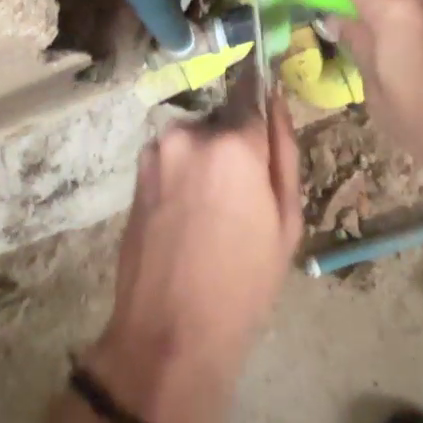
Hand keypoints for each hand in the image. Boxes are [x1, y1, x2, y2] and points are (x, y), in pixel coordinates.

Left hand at [80, 85, 302, 422]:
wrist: (168, 333)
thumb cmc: (243, 283)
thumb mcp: (286, 220)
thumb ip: (284, 151)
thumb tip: (278, 100)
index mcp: (232, 142)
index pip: (253, 89)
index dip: (264, 96)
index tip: (271, 107)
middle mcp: (188, 132)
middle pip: (224, 119)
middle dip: (237, 143)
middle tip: (247, 195)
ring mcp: (155, 151)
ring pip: (197, 139)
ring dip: (209, 160)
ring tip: (216, 214)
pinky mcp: (135, 172)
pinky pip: (173, 158)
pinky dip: (186, 175)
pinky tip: (189, 219)